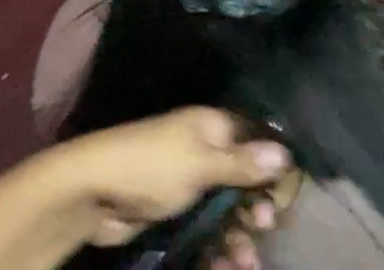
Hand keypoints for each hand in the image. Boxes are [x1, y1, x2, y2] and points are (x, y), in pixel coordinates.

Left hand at [49, 106, 291, 264]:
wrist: (90, 193)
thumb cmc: (150, 166)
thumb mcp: (199, 163)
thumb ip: (242, 163)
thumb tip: (284, 151)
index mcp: (210, 128)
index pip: (254, 136)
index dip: (274, 160)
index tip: (292, 186)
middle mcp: (203, 152)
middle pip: (244, 180)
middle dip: (257, 206)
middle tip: (265, 225)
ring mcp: (189, 184)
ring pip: (227, 211)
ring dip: (240, 237)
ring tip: (246, 262)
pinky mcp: (175, 213)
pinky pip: (207, 231)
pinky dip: (219, 249)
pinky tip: (226, 268)